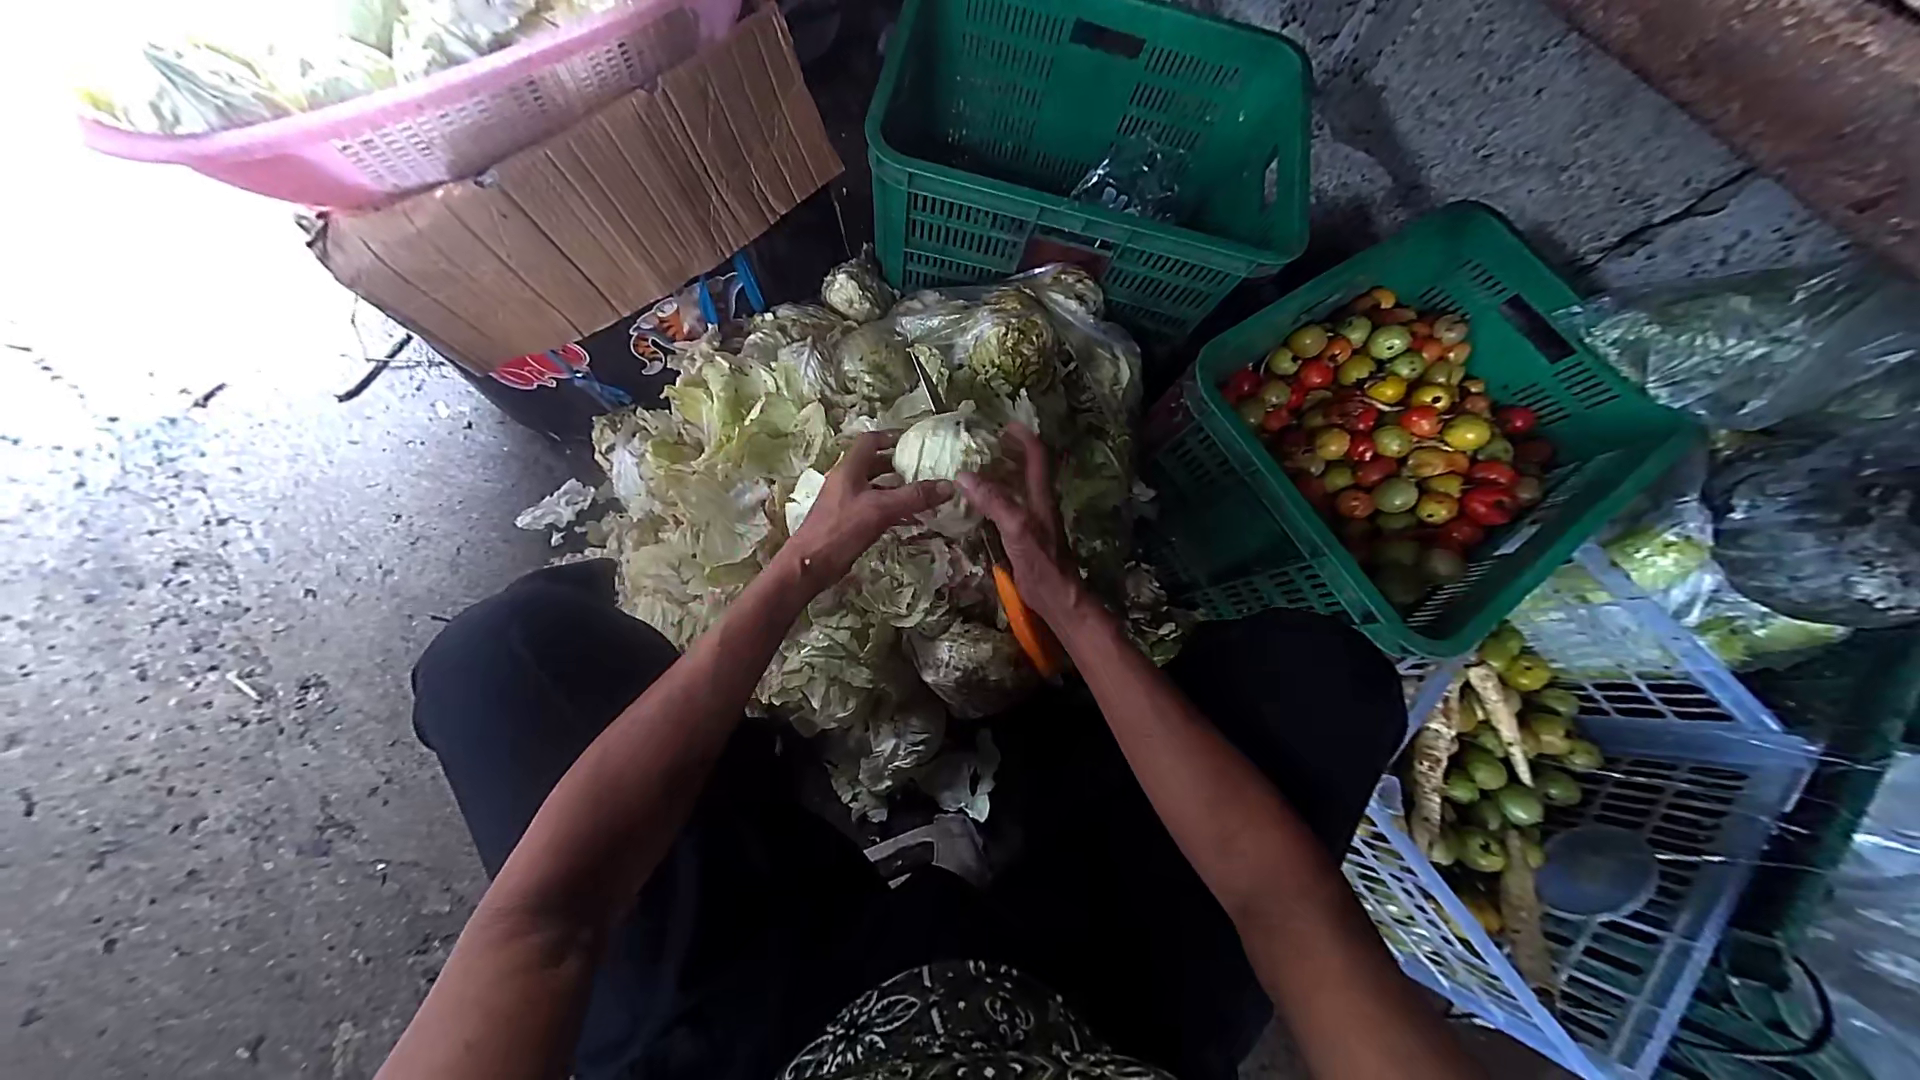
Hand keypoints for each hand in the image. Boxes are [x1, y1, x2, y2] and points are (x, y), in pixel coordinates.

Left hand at [782, 431, 952, 589]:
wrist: (810, 565)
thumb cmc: (841, 529)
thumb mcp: (881, 509)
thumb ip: (914, 497)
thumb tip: (949, 486)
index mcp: (849, 469)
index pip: (870, 441)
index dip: (890, 437)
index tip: (912, 440)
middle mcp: (846, 481)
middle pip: (874, 464)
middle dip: (898, 465)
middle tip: (923, 468)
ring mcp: (845, 502)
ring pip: (875, 488)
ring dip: (897, 489)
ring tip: (922, 494)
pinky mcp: (847, 522)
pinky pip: (874, 508)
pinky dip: (891, 510)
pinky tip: (909, 520)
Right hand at [956, 424, 1087, 625]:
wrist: (1056, 596)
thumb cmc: (1041, 562)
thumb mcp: (1016, 527)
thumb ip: (993, 501)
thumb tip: (964, 476)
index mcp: (1041, 496)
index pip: (1037, 456)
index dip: (1024, 437)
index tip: (1005, 425)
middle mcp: (1039, 503)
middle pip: (1028, 468)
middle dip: (1011, 451)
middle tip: (985, 443)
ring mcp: (1033, 519)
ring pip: (1019, 487)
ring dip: (1002, 473)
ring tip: (977, 466)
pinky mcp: (1025, 535)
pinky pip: (1010, 506)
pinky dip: (996, 496)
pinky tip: (979, 502)